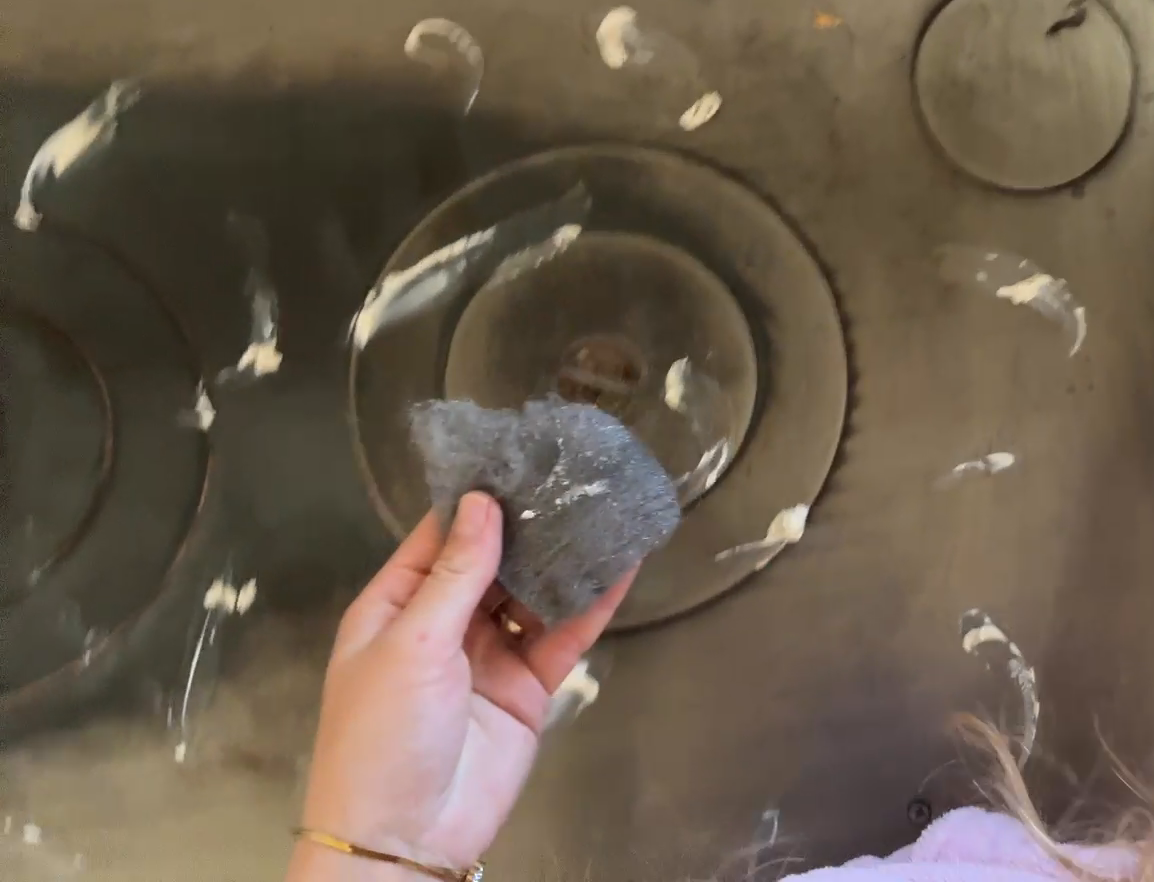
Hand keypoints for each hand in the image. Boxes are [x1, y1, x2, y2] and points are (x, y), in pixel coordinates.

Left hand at [290, 493, 634, 878]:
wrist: (410, 838)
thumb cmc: (386, 734)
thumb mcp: (412, 645)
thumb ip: (456, 573)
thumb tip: (483, 501)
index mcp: (399, 607)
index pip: (440, 537)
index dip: (477, 499)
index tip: (520, 458)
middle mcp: (447, 621)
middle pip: (497, 559)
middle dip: (533, 524)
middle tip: (577, 479)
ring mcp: (492, 650)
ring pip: (538, 590)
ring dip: (568, 558)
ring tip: (607, 513)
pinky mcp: (531, 678)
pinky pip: (567, 629)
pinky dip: (594, 601)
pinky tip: (623, 567)